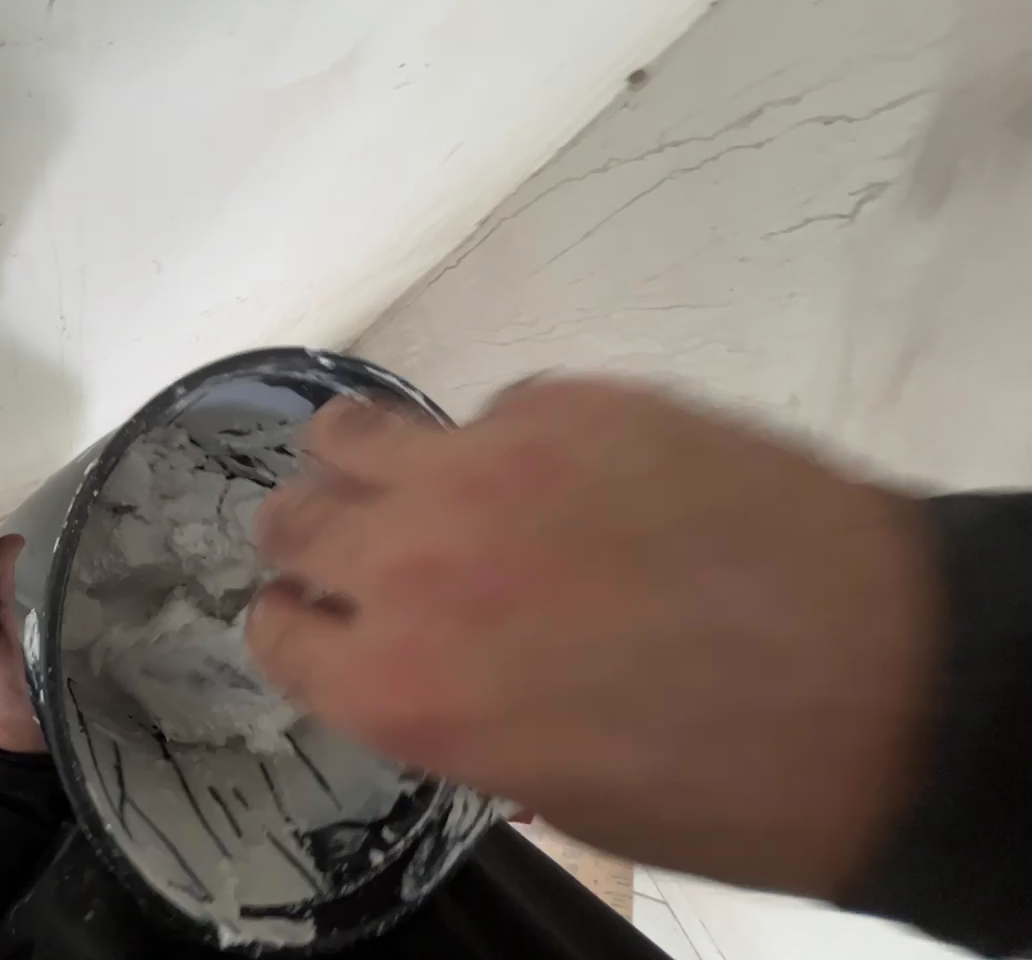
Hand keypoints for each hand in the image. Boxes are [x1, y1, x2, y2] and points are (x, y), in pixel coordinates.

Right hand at [247, 377, 939, 898]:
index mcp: (397, 687)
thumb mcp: (526, 777)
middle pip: (285, 521)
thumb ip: (414, 694)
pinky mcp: (555, 406)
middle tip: (335, 538)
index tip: (307, 612)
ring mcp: (475, 472)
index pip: (272, 630)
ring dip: (348, 458)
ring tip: (391, 470)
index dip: (287, 621)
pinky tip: (554, 473)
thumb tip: (376, 632)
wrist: (911, 689)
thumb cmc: (710, 774)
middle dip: (296, 535)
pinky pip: (479, 415)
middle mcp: (407, 568)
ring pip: (339, 432)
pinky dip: (492, 444)